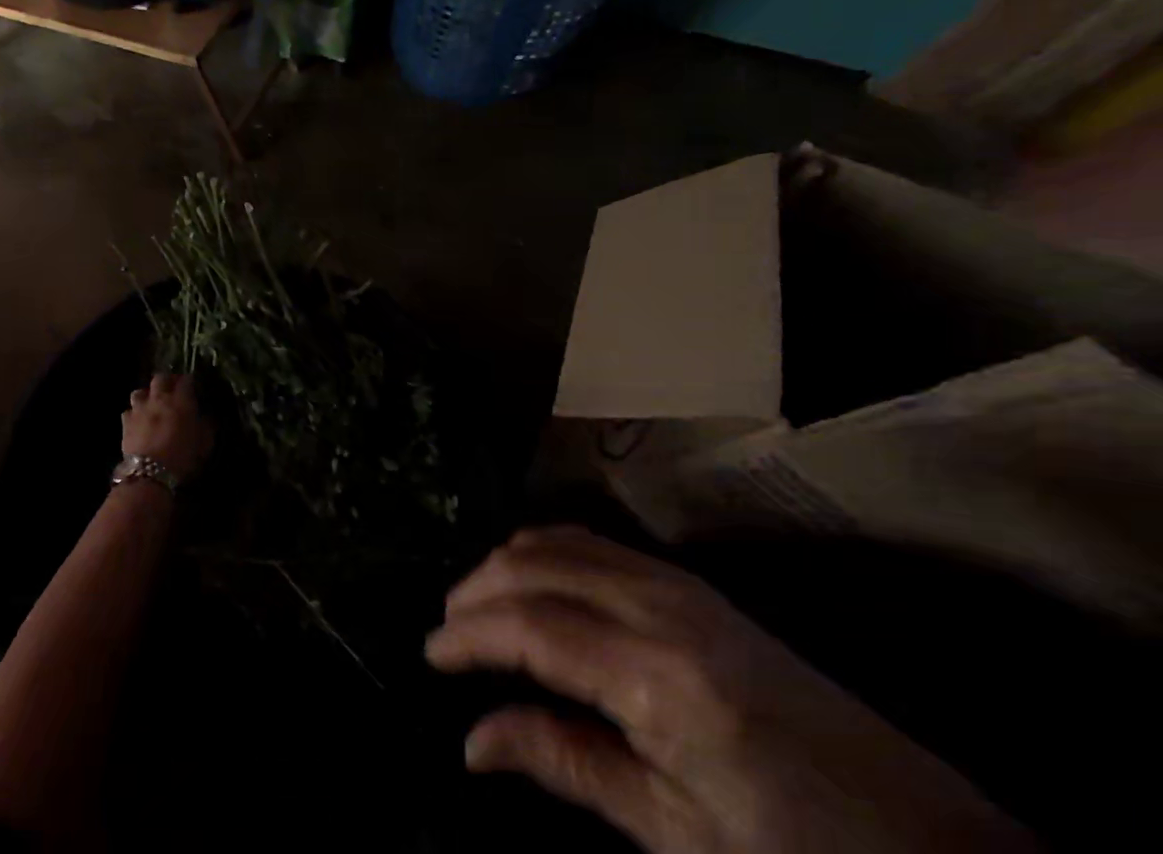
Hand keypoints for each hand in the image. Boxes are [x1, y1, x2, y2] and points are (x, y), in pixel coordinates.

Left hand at [120, 373, 212, 484]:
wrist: (150, 472)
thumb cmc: (183, 456)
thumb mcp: (205, 442)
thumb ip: (206, 424)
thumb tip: (205, 415)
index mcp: (181, 400)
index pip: (186, 380)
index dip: (189, 381)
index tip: (193, 386)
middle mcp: (158, 399)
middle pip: (160, 378)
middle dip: (167, 381)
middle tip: (172, 389)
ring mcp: (139, 409)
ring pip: (140, 391)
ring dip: (147, 395)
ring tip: (152, 403)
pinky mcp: (125, 422)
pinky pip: (129, 410)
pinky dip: (134, 413)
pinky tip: (138, 421)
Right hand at [427, 528, 1036, 853]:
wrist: (935, 841)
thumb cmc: (798, 851)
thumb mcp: (677, 831)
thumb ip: (565, 763)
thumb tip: (472, 742)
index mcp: (659, 676)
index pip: (530, 626)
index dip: (468, 634)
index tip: (429, 653)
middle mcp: (664, 607)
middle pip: (536, 566)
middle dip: (476, 591)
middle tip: (448, 633)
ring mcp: (682, 586)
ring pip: (561, 541)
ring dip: (507, 568)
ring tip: (481, 610)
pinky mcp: (695, 587)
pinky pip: (594, 544)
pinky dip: (546, 555)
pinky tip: (535, 588)